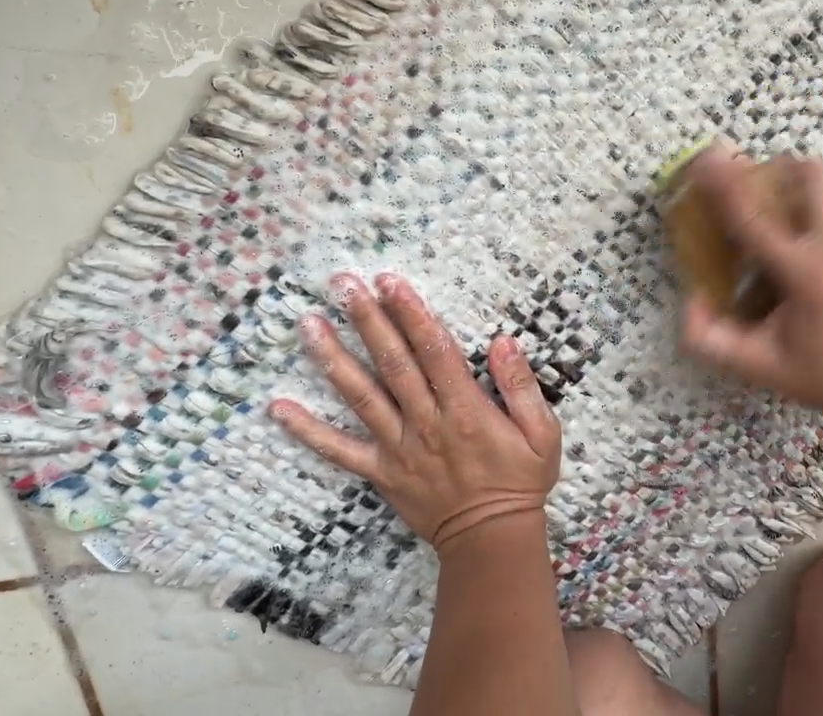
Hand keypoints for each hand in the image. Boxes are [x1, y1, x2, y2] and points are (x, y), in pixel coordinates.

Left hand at [269, 273, 561, 552]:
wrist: (491, 540)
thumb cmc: (521, 480)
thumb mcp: (543, 433)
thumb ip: (522, 386)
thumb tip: (502, 342)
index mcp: (466, 409)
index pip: (434, 350)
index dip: (411, 313)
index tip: (391, 282)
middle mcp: (426, 423)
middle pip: (393, 363)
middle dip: (368, 320)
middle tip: (344, 284)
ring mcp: (398, 448)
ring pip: (362, 396)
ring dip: (334, 358)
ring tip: (308, 324)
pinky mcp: (381, 472)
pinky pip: (339, 451)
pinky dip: (308, 430)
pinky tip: (280, 407)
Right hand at [678, 145, 822, 432]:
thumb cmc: (821, 377)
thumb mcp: (755, 366)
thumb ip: (709, 338)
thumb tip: (690, 298)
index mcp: (806, 275)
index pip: (755, 219)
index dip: (725, 184)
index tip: (706, 156)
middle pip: (812, 176)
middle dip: (779, 169)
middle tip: (756, 187)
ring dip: (796, 207)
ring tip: (780, 247)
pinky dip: (815, 235)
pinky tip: (812, 277)